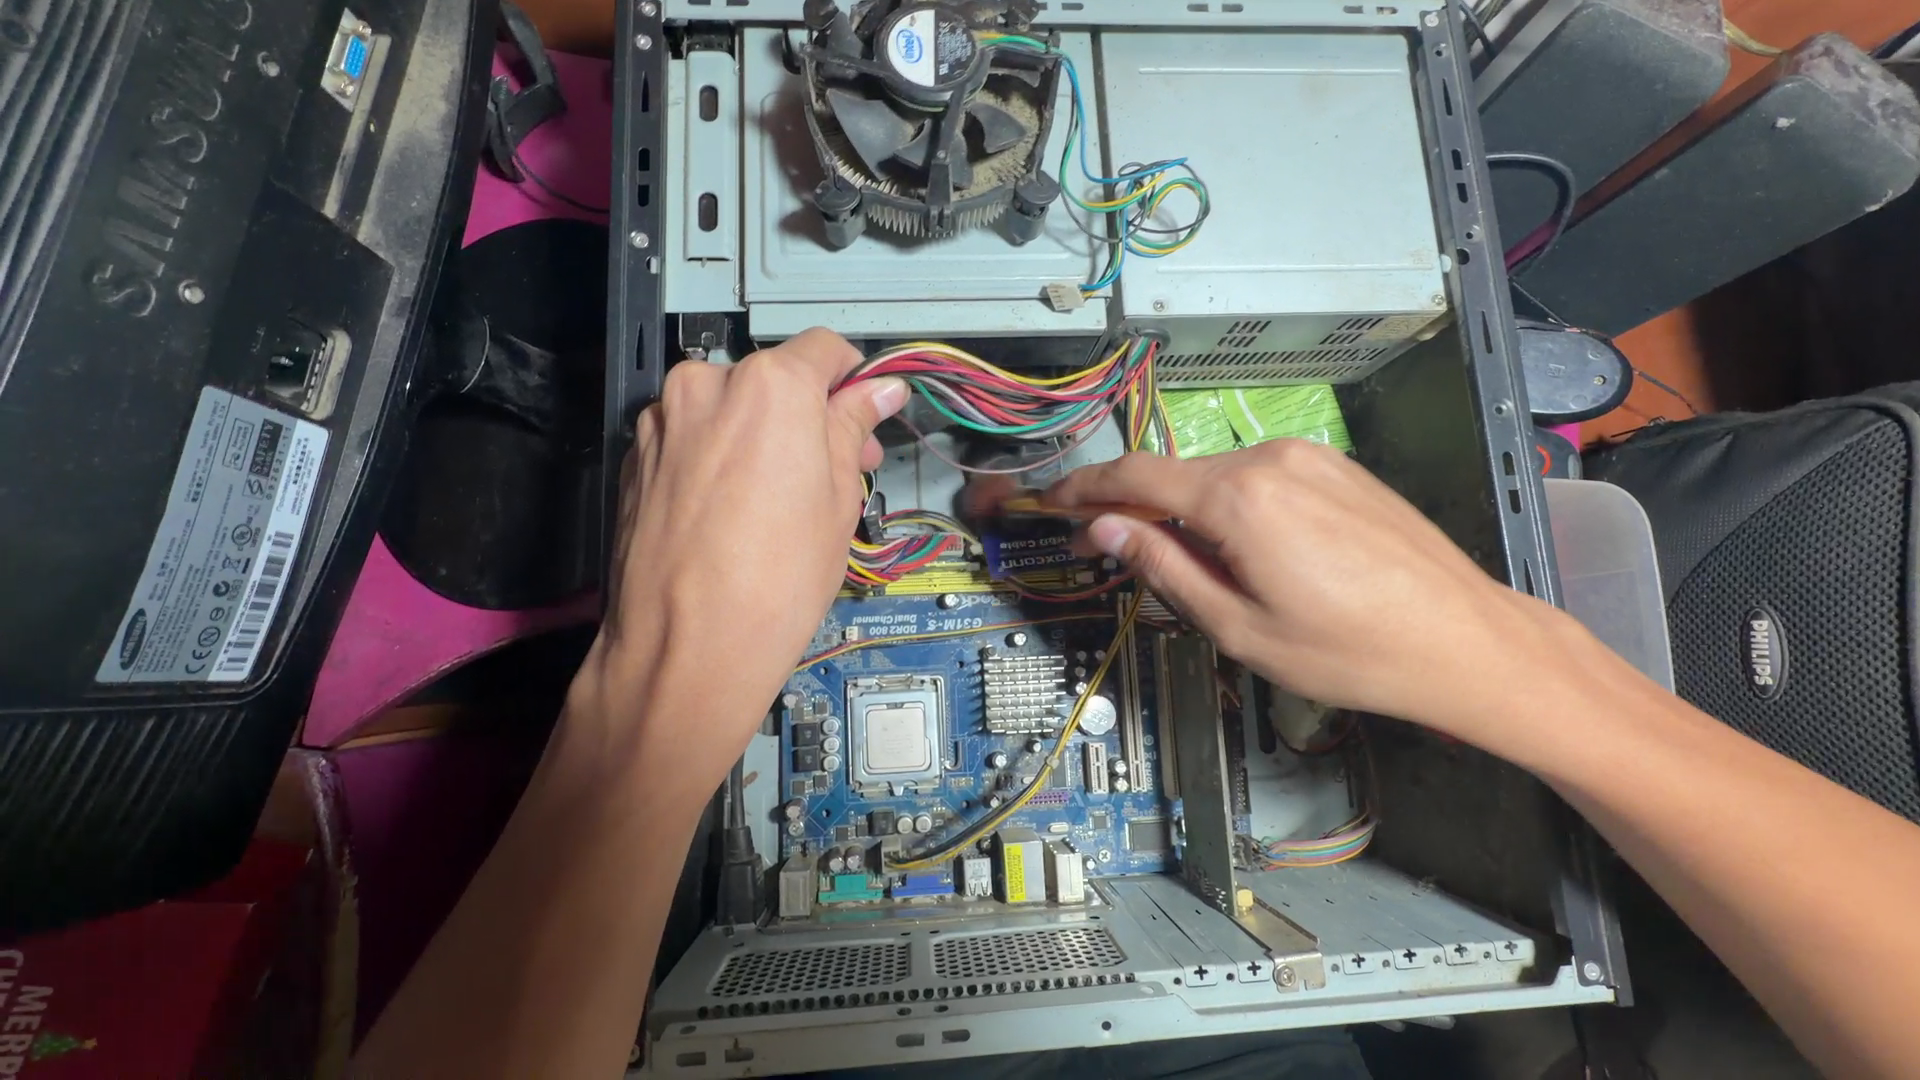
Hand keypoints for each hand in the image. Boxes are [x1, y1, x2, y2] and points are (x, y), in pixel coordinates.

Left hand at [575, 328, 905, 779]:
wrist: (686, 648)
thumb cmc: (781, 577)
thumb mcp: (839, 500)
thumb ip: (852, 429)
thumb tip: (879, 391)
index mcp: (771, 386)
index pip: (823, 349)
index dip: (853, 381)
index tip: (863, 417)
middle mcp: (707, 384)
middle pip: (772, 380)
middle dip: (806, 415)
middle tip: (833, 469)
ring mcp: (660, 419)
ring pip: (728, 409)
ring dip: (759, 435)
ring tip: (777, 498)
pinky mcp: (632, 456)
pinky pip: (690, 437)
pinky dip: (717, 456)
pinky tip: (730, 512)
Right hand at [1042, 440, 1561, 737]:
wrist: (1465, 640)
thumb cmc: (1346, 651)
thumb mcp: (1237, 626)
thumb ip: (1163, 566)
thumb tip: (1104, 528)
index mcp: (1238, 498)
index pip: (1132, 477)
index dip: (1081, 488)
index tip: (1049, 502)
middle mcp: (1268, 459)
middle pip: (1171, 474)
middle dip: (1129, 506)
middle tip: (1105, 547)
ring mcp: (1307, 457)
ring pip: (1213, 476)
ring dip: (1179, 508)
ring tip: (1180, 559)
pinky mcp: (1334, 467)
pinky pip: (1255, 476)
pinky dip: (1224, 503)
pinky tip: (1237, 545)